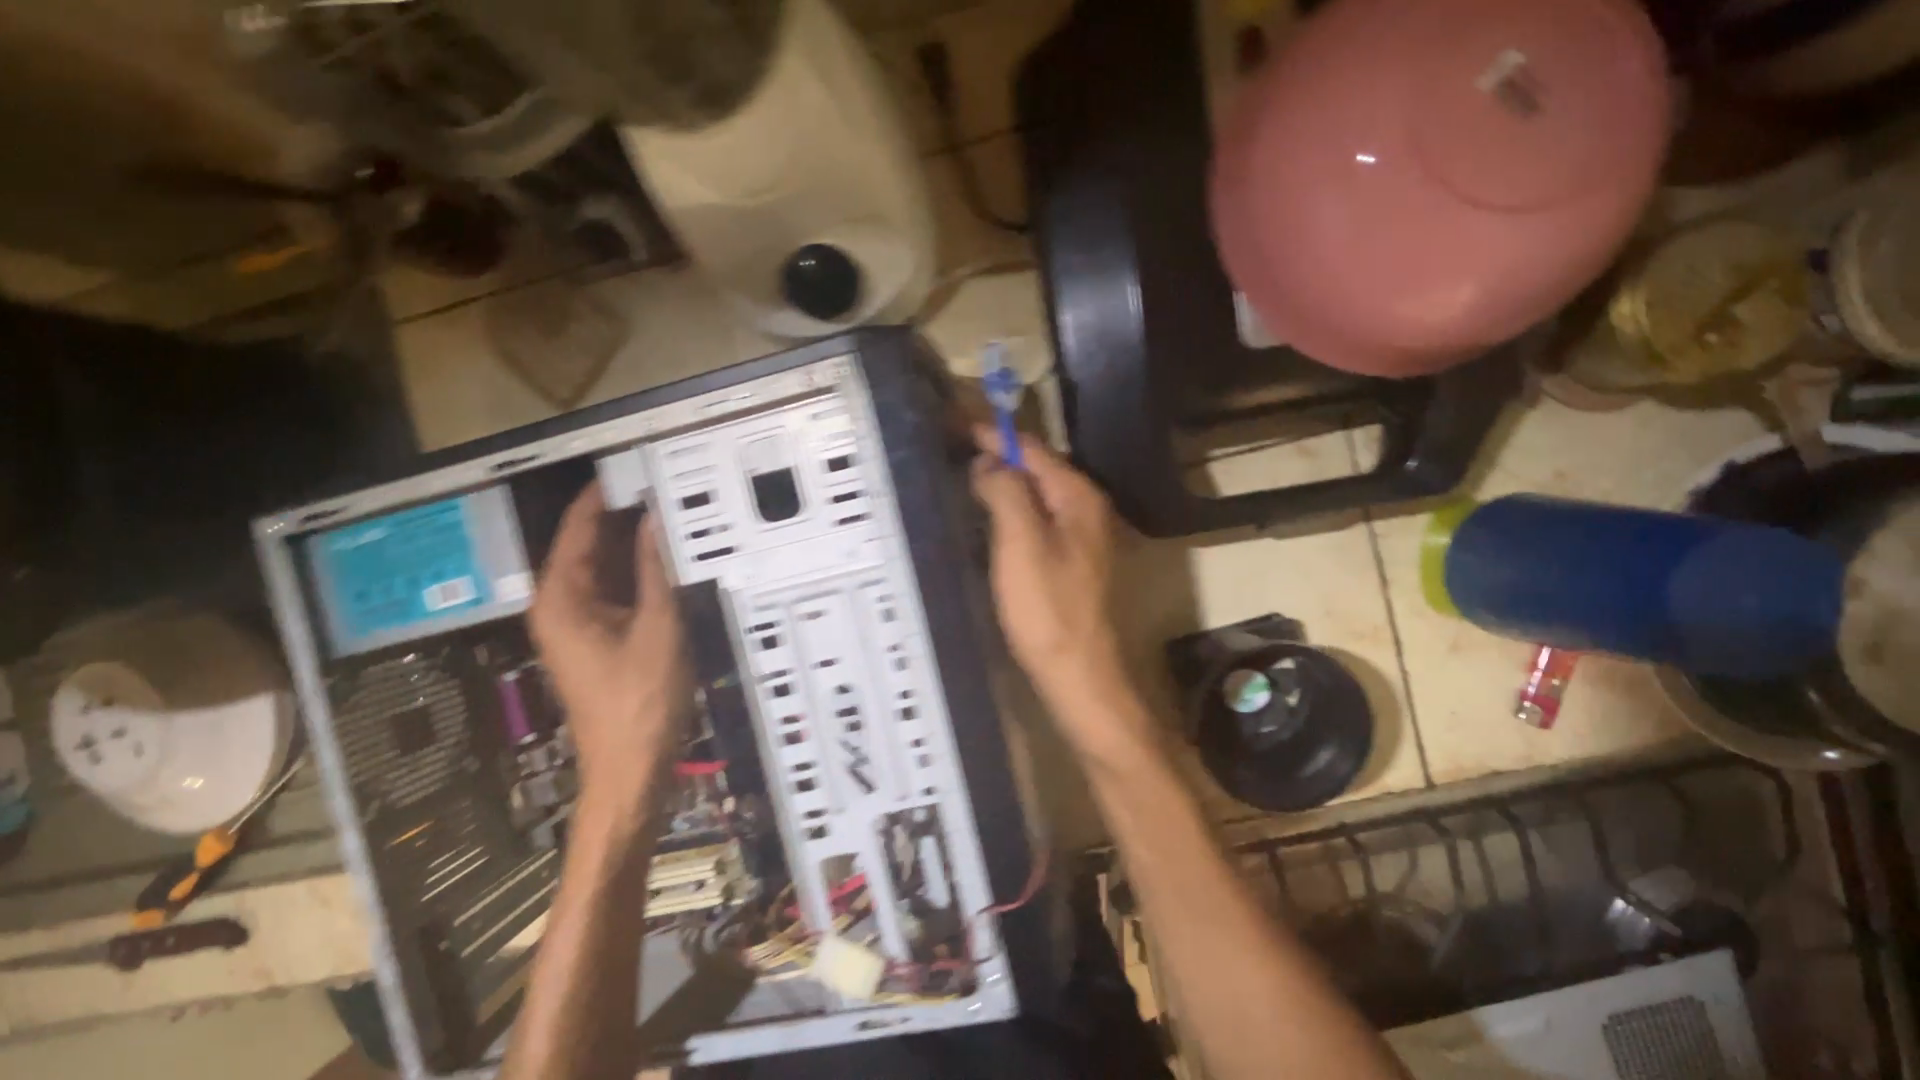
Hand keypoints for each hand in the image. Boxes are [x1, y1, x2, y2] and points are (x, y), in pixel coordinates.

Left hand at [528, 483, 691, 810]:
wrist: (631, 768)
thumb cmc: (640, 699)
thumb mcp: (659, 627)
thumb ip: (656, 568)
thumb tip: (656, 518)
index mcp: (560, 597)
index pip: (577, 526)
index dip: (605, 493)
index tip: (638, 461)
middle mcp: (558, 604)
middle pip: (588, 544)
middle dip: (624, 515)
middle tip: (667, 483)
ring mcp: (576, 623)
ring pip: (604, 568)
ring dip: (633, 544)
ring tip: (674, 511)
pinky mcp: (596, 639)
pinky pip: (614, 592)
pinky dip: (637, 574)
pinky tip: (668, 558)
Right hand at [970, 427, 1145, 755]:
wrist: (1079, 675)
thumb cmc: (1047, 609)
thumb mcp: (1021, 543)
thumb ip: (1006, 492)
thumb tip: (989, 460)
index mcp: (1079, 497)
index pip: (1033, 449)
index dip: (994, 434)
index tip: (955, 423)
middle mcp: (1088, 511)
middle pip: (1039, 470)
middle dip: (999, 456)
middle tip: (953, 448)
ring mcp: (1083, 540)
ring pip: (1038, 498)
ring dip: (1005, 485)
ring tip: (964, 478)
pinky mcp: (1072, 566)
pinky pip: (1038, 524)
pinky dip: (1012, 515)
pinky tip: (989, 522)